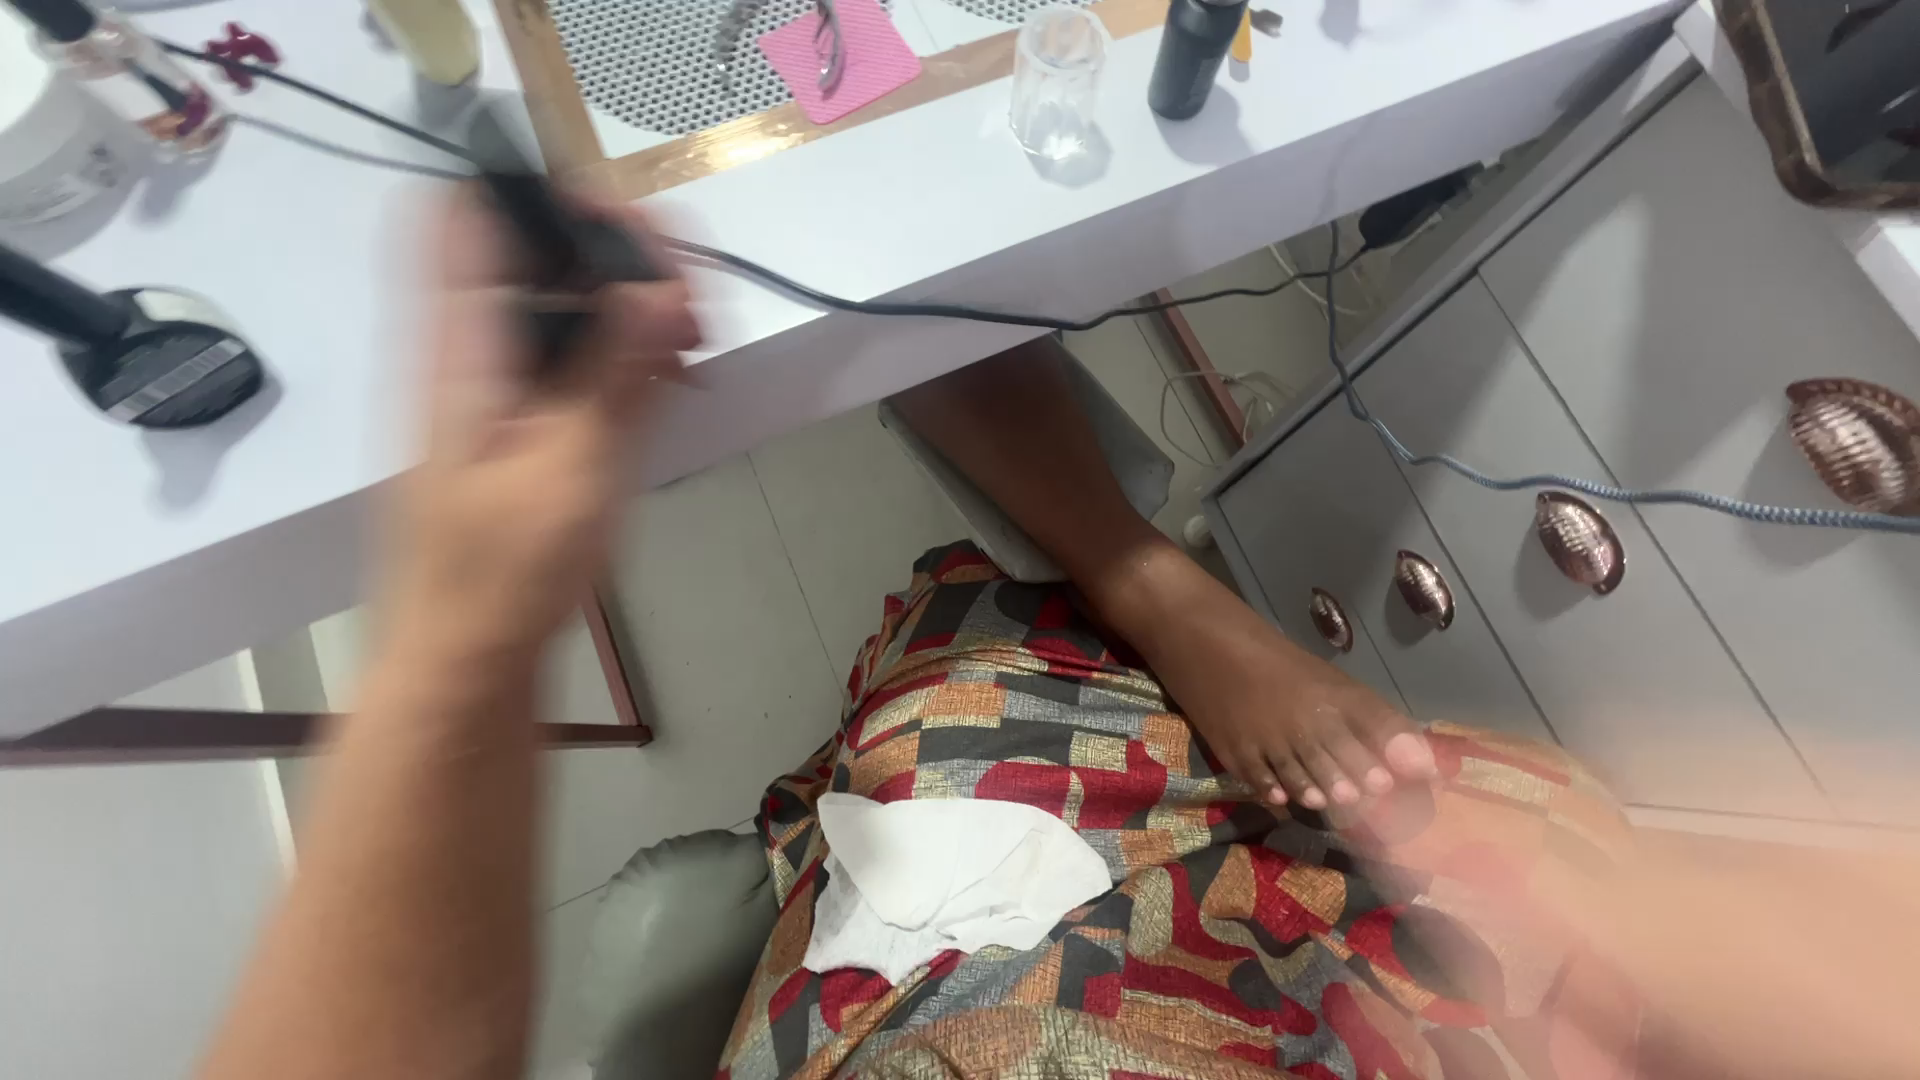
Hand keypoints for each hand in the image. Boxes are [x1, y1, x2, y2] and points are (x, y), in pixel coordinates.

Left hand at [376, 186, 701, 667]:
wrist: (470, 653)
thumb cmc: (505, 571)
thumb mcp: (568, 469)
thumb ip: (613, 375)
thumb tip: (660, 288)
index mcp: (463, 348)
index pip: (473, 219)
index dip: (545, 196)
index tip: (633, 229)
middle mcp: (480, 353)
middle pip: (539, 256)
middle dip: (622, 257)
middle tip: (692, 297)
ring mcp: (510, 389)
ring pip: (571, 308)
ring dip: (638, 308)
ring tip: (699, 339)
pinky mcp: (539, 424)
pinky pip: (587, 360)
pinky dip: (635, 355)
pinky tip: (681, 375)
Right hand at [1192, 609, 1434, 808]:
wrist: (1208, 643)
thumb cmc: (1279, 663)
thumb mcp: (1335, 684)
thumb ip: (1380, 725)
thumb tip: (1430, 771)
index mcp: (1333, 704)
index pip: (1373, 757)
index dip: (1383, 778)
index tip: (1387, 785)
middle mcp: (1302, 726)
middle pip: (1339, 775)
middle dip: (1351, 790)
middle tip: (1355, 795)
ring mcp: (1266, 742)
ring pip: (1302, 784)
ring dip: (1316, 794)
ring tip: (1322, 797)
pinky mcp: (1234, 752)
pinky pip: (1261, 784)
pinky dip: (1275, 792)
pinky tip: (1281, 794)